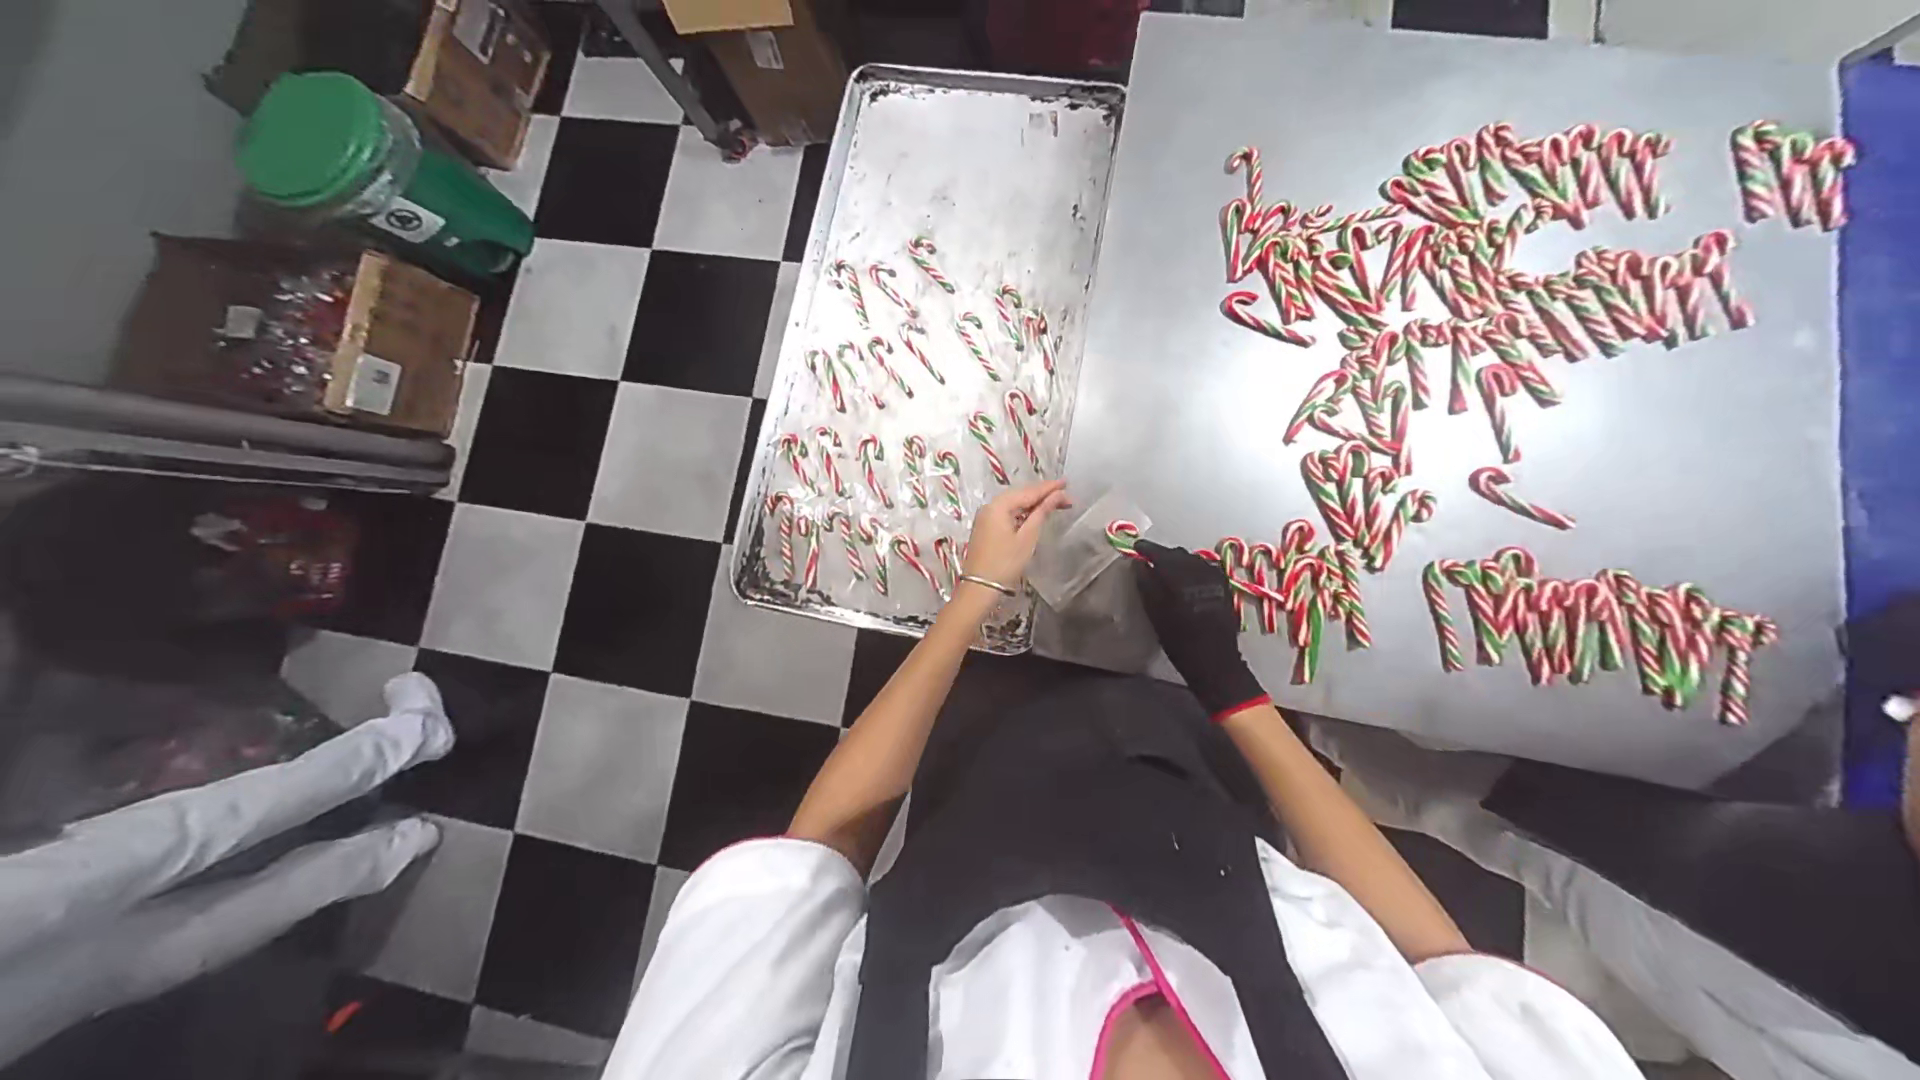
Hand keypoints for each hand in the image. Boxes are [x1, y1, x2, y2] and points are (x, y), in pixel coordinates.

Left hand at [961, 479, 1070, 591]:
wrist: (980, 588)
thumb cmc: (1005, 563)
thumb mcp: (1027, 537)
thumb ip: (1042, 512)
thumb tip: (1057, 494)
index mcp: (998, 505)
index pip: (1028, 492)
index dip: (1049, 488)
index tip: (1067, 483)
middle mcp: (989, 507)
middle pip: (1020, 495)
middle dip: (1042, 495)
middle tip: (1066, 496)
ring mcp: (985, 517)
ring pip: (1013, 504)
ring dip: (1033, 504)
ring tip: (1055, 503)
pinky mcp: (985, 528)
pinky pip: (1007, 513)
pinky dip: (1022, 513)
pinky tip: (1034, 514)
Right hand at [1132, 539, 1266, 718]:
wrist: (1215, 662)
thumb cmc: (1180, 641)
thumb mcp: (1156, 614)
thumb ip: (1146, 585)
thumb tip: (1138, 564)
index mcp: (1181, 577)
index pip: (1162, 553)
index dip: (1147, 548)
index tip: (1136, 547)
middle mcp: (1201, 572)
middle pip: (1179, 554)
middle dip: (1163, 554)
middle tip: (1148, 560)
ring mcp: (1216, 579)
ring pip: (1193, 560)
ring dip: (1179, 561)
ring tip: (1166, 568)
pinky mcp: (1224, 588)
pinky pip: (1206, 569)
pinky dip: (1193, 568)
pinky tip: (1187, 577)